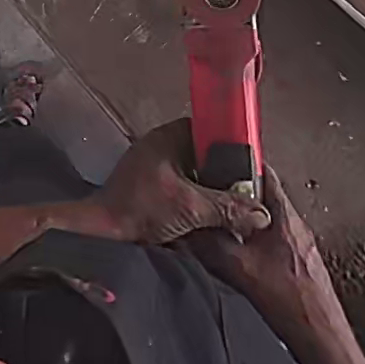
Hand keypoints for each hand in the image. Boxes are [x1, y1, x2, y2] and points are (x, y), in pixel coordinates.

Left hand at [92, 119, 270, 244]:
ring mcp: (152, 166)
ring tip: (233, 203)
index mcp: (166, 137)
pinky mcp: (148, 187)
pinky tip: (210, 213)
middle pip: (201, 152)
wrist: (103, 234)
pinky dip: (194, 197)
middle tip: (245, 187)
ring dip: (209, 187)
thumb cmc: (142, 209)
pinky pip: (180, 185)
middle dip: (222, 170)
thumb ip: (227, 207)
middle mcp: (159, 146)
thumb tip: (262, 214)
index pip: (206, 128)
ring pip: (191, 171)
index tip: (248, 160)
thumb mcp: (190, 207)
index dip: (228, 142)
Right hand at [185, 167, 333, 327]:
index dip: (243, 163)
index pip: (266, 173)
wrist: (323, 339)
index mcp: (286, 217)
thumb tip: (191, 232)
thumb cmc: (294, 306)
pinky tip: (246, 256)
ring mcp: (301, 244)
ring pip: (270, 217)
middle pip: (265, 195)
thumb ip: (213, 246)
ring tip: (227, 226)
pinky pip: (275, 237)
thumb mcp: (241, 270)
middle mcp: (296, 226)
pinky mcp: (301, 261)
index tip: (223, 161)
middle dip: (239, 194)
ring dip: (248, 219)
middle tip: (218, 196)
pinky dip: (257, 239)